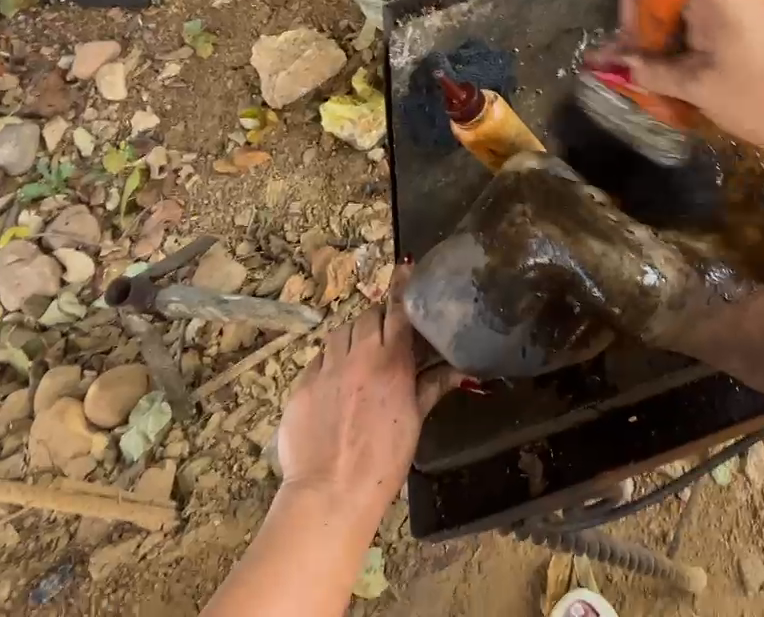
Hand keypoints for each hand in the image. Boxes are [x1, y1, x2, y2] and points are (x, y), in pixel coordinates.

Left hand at [273, 274, 458, 512]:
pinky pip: (317, 359)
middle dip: (379, 315)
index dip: (403, 287)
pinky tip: (337, 378)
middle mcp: (357, 356)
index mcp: (391, 361)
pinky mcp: (300, 387)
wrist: (331, 492)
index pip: (398, 309)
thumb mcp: (416, 419)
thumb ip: (434, 386)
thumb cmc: (384, 459)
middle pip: (367, 314)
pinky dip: (330, 359)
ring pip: (340, 331)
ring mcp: (325, 370)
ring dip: (353, 332)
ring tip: (362, 349)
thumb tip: (463, 370)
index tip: (406, 270)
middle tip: (388, 328)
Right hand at [620, 0, 763, 148]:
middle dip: (645, 31)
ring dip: (667, 45)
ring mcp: (746, 1)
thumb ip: (654, 71)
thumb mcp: (701, 87)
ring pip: (689, 13)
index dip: (632, 5)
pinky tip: (681, 79)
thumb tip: (618, 65)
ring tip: (651, 81)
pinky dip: (691, 48)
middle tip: (629, 70)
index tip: (627, 43)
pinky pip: (710, 25)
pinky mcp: (756, 21)